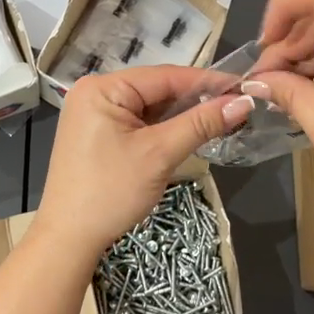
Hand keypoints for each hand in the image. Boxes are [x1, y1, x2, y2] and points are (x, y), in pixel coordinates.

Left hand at [34, 66, 253, 258]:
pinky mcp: (96, 137)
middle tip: (236, 108)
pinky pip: (137, 124)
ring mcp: (93, 116)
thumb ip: (201, 124)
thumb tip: (243, 102)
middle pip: (156, 89)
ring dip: (180, 117)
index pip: (164, 76)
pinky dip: (162, 130)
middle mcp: (94, 93)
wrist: (69, 237)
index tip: (243, 88)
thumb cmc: (111, 191)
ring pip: (148, 108)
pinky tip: (188, 135)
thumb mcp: (160, 154)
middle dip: (194, 100)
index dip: (207, 82)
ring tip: (220, 122)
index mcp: (102, 88)